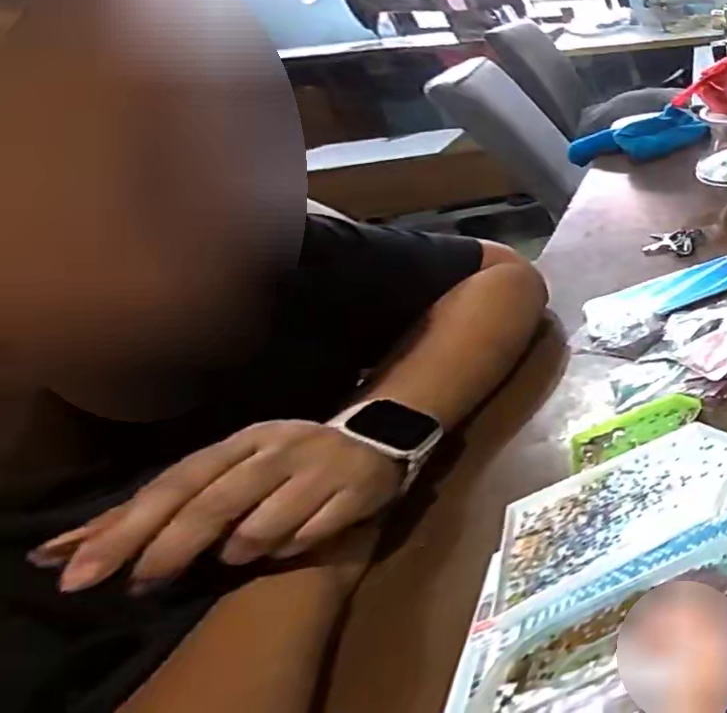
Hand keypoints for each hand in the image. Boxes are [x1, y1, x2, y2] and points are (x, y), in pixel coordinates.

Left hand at [30, 420, 404, 592]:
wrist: (381, 437)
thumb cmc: (283, 462)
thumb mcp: (221, 472)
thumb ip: (145, 510)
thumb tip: (52, 554)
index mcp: (251, 439)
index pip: (179, 482)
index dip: (126, 530)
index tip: (79, 578)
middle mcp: (289, 449)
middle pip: (215, 506)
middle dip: (170, 552)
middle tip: (146, 583)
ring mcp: (330, 468)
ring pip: (260, 530)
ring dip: (239, 553)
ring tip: (241, 552)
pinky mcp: (361, 490)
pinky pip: (305, 538)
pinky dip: (287, 549)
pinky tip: (289, 541)